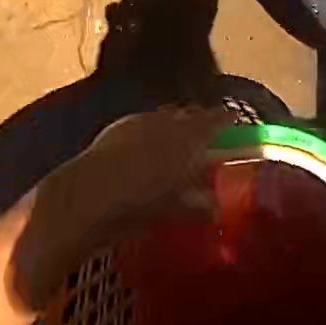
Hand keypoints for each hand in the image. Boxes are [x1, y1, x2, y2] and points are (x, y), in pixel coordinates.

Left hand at [12, 107, 229, 307]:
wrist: (90, 192)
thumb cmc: (141, 203)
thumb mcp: (176, 209)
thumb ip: (200, 205)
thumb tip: (215, 206)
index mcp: (188, 137)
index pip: (215, 119)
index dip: (226, 118)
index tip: (234, 118)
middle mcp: (167, 120)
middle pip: (189, 114)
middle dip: (199, 120)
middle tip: (205, 133)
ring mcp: (140, 119)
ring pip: (165, 116)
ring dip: (174, 124)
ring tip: (176, 141)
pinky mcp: (118, 125)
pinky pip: (143, 122)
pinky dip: (151, 130)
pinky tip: (146, 146)